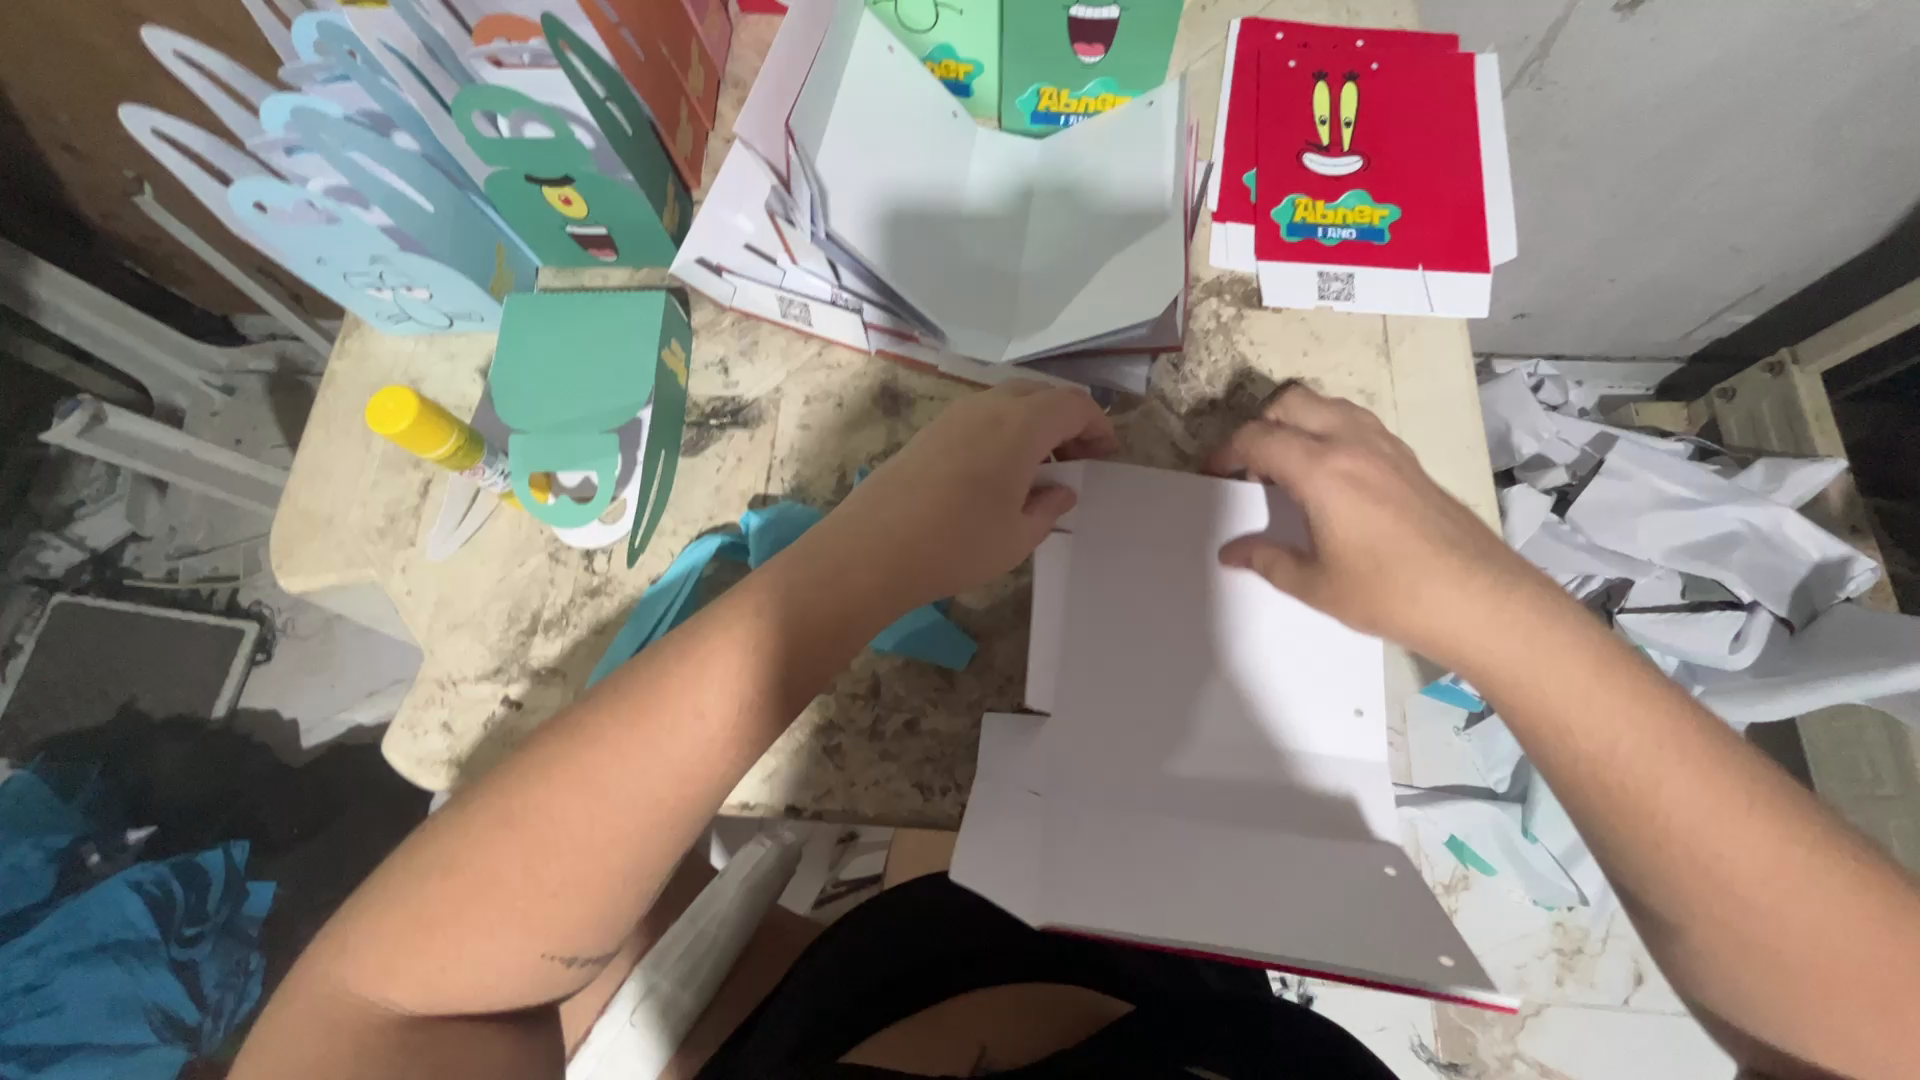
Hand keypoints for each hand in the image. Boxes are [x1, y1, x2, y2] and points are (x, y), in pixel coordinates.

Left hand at [813, 381, 1117, 611]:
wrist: (871, 550)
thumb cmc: (956, 545)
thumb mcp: (1018, 537)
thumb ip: (1049, 508)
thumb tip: (1062, 490)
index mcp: (1021, 426)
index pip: (1074, 405)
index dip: (1098, 427)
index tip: (1104, 457)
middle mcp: (988, 407)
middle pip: (1041, 396)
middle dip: (1067, 423)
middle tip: (1076, 463)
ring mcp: (953, 416)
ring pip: (1008, 403)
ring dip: (1033, 427)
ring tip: (1038, 472)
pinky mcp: (928, 433)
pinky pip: (980, 418)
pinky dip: (1002, 433)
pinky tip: (996, 475)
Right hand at [1210, 383, 1555, 668]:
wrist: (1478, 597)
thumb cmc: (1388, 592)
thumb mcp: (1314, 584)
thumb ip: (1267, 560)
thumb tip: (1232, 554)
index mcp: (1320, 470)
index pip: (1257, 438)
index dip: (1226, 452)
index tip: (1215, 475)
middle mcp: (1351, 443)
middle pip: (1290, 402)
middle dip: (1259, 424)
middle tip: (1249, 465)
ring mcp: (1385, 446)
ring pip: (1327, 404)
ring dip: (1297, 422)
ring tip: (1287, 465)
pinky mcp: (1407, 458)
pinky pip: (1356, 421)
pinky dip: (1329, 431)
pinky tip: (1329, 475)